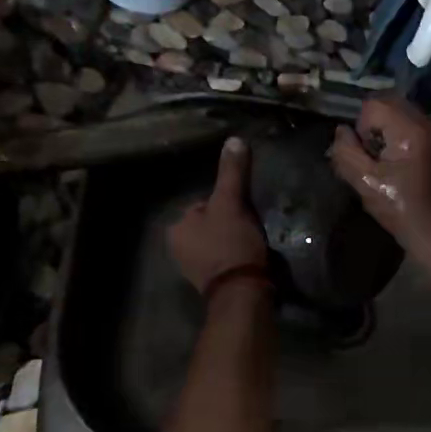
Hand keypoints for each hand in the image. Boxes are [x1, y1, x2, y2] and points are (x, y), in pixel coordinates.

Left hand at [167, 136, 268, 292]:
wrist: (242, 292)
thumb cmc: (231, 244)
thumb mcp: (232, 204)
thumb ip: (231, 173)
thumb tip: (234, 139)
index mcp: (176, 227)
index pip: (204, 204)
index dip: (228, 204)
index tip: (245, 211)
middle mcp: (176, 248)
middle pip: (211, 224)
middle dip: (228, 224)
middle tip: (251, 228)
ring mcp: (192, 269)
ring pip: (217, 243)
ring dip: (232, 241)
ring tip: (254, 243)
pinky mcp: (210, 284)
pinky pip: (223, 261)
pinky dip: (234, 258)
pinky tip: (250, 258)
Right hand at [331, 98, 430, 248]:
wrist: (423, 222)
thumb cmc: (394, 204)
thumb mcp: (362, 179)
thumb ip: (346, 150)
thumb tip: (342, 130)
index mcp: (409, 131)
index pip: (374, 105)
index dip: (362, 127)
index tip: (368, 152)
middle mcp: (423, 122)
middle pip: (386, 99)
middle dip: (371, 120)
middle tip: (372, 150)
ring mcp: (429, 128)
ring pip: (395, 106)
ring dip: (381, 123)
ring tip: (382, 151)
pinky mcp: (429, 136)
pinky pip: (404, 117)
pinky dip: (392, 127)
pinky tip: (391, 152)